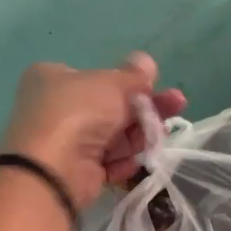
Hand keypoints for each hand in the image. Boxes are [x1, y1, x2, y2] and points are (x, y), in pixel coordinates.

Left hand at [0, 53, 187, 208]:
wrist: (53, 168)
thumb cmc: (77, 113)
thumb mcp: (111, 84)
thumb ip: (133, 76)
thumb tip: (147, 60)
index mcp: (55, 78)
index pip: (99, 79)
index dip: (130, 84)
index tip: (157, 86)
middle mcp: (57, 107)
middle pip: (112, 108)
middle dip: (146, 109)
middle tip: (177, 105)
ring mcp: (66, 141)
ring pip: (114, 136)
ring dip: (140, 136)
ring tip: (162, 136)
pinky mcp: (76, 170)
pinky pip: (107, 161)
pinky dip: (123, 161)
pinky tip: (135, 160)